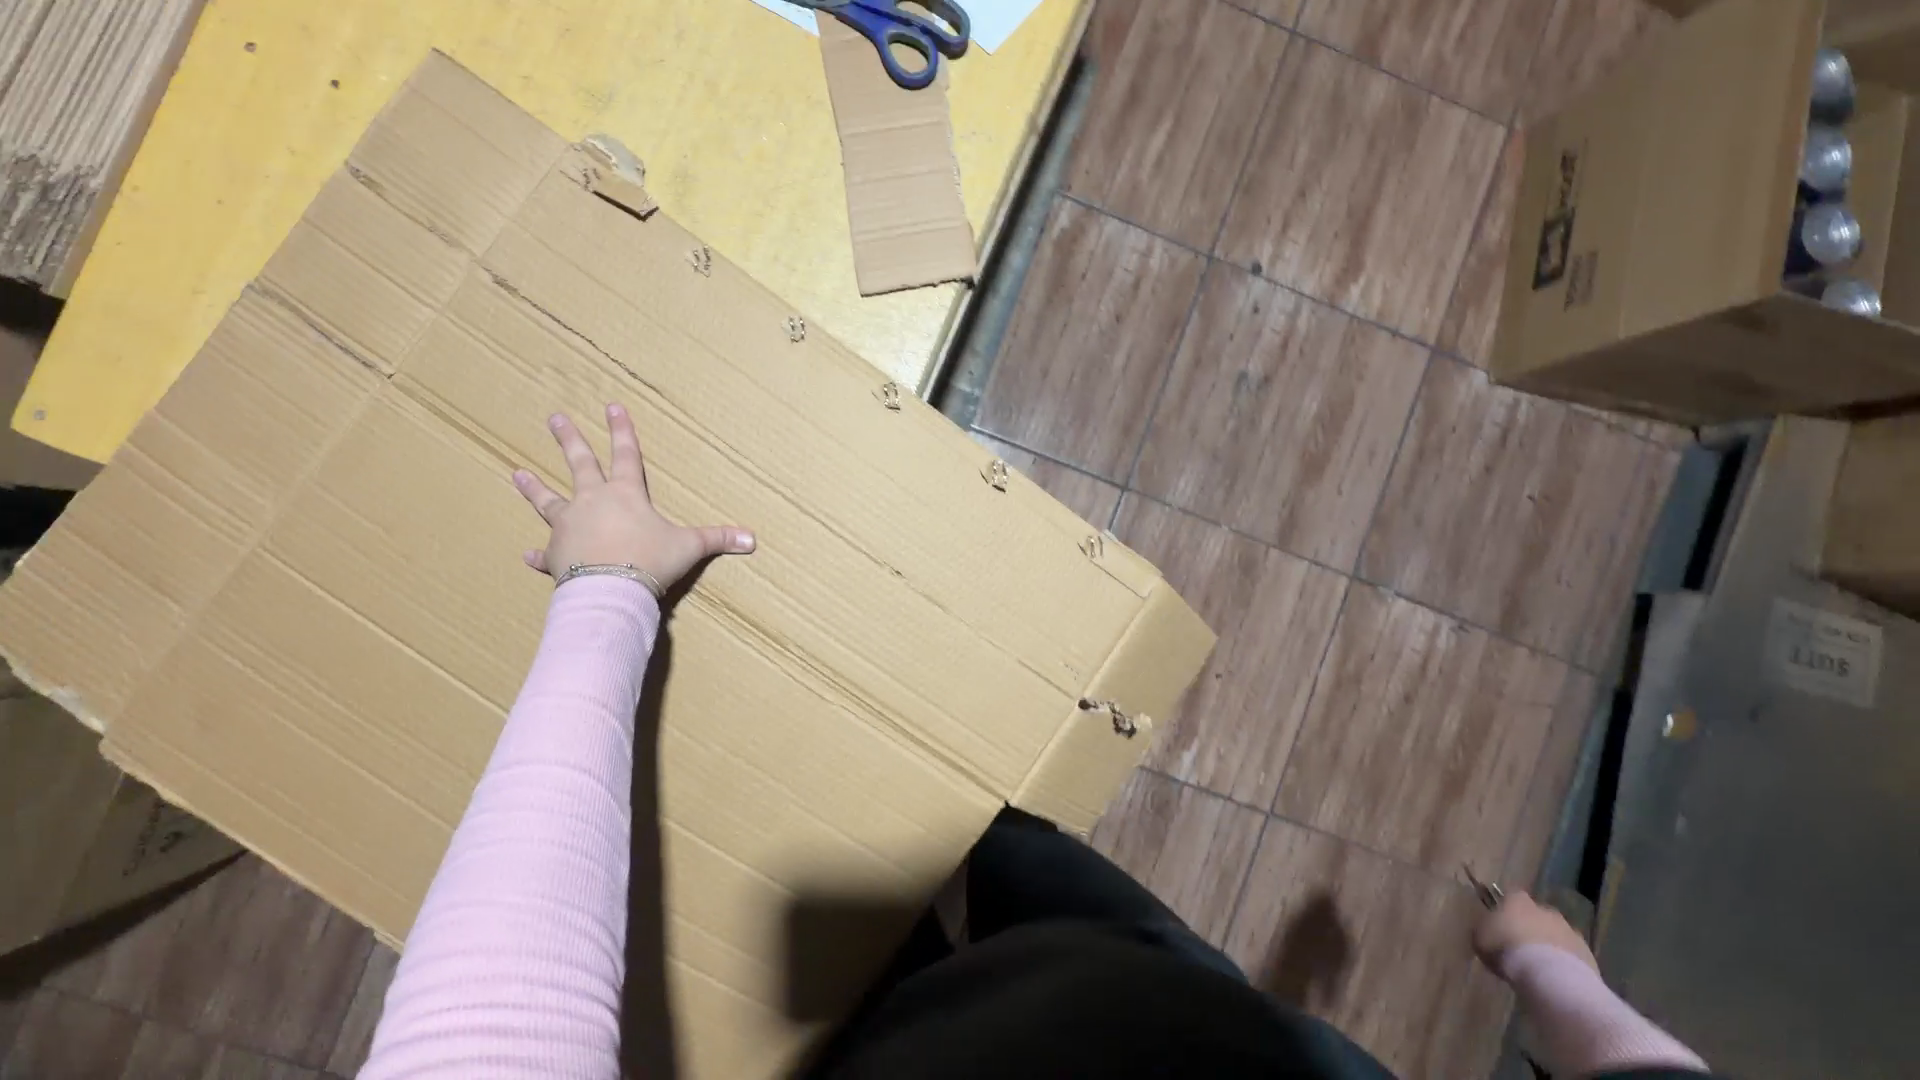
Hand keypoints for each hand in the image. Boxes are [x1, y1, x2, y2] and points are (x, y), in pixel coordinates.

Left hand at [512, 403, 754, 593]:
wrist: (612, 590)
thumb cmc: (650, 560)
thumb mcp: (689, 547)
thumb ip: (717, 539)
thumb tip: (752, 539)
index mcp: (625, 494)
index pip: (626, 454)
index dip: (622, 430)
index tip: (612, 406)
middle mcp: (592, 502)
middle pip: (579, 463)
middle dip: (569, 439)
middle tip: (555, 418)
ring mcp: (569, 526)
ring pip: (547, 501)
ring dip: (532, 488)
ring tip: (516, 473)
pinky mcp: (556, 555)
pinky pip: (545, 554)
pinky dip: (538, 555)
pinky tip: (527, 555)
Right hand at [1473, 891, 1597, 975]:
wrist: (1550, 976)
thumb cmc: (1506, 950)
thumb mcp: (1480, 938)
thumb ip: (1486, 929)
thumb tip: (1490, 929)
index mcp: (1518, 901)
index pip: (1511, 896)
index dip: (1506, 909)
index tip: (1501, 924)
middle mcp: (1546, 910)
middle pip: (1537, 915)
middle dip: (1531, 927)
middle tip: (1520, 946)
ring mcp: (1570, 931)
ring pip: (1557, 934)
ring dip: (1549, 945)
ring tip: (1539, 965)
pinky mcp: (1587, 954)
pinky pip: (1571, 954)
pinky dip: (1564, 962)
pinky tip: (1555, 977)